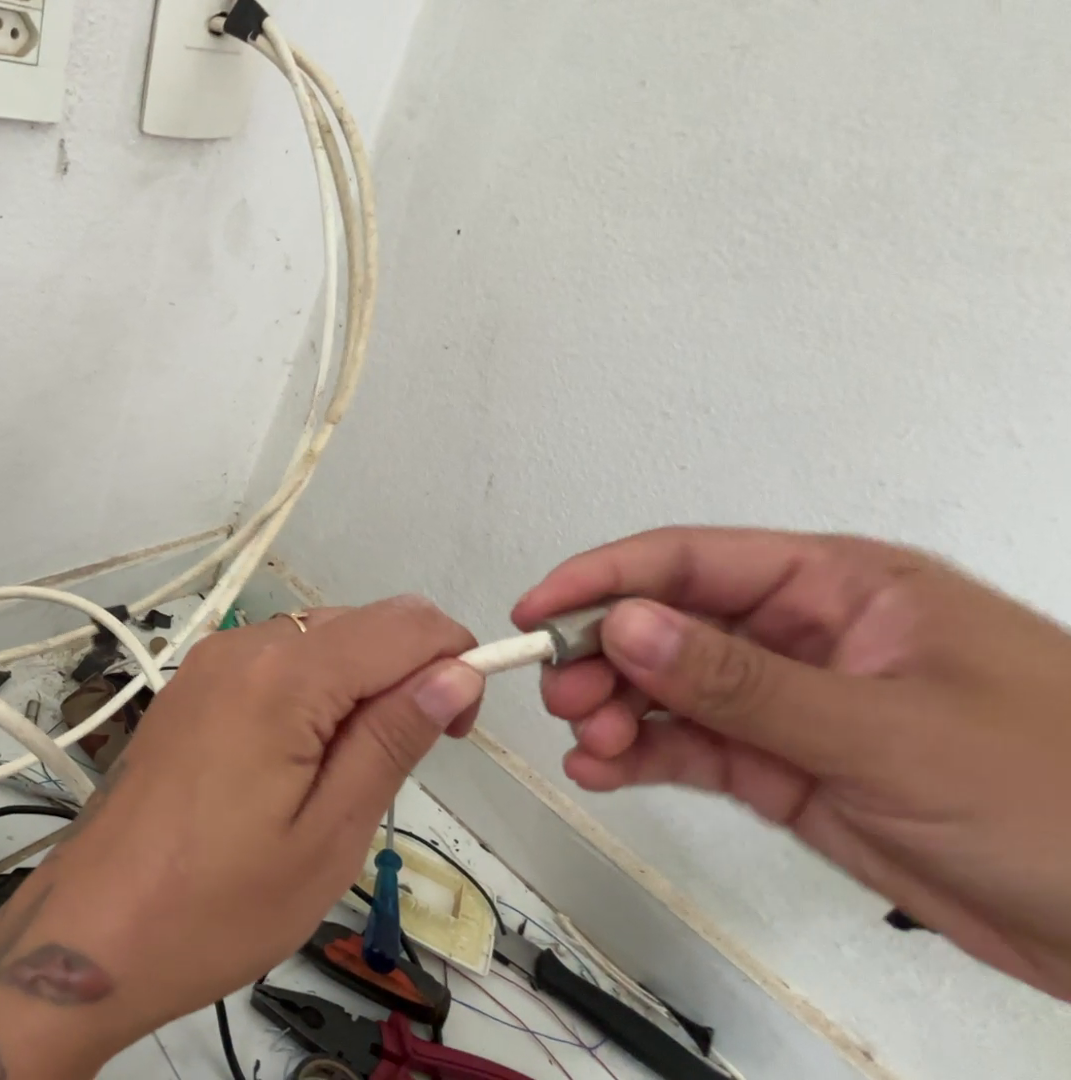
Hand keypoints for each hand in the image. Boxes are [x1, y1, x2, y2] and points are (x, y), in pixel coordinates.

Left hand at [0, 597, 485, 1078]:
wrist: (97, 928)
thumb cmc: (218, 903)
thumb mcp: (328, 834)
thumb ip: (392, 739)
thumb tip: (456, 672)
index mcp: (281, 675)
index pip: (404, 623)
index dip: (454, 661)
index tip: (457, 732)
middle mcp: (240, 647)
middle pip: (359, 623)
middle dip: (407, 672)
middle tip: (402, 763)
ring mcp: (207, 664)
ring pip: (317, 639)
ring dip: (357, 685)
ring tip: (345, 774)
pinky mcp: (189, 689)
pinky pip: (273, 663)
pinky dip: (310, 692)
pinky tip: (299, 760)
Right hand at [513, 527, 1070, 1000]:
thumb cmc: (1066, 802)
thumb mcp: (886, 732)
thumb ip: (741, 680)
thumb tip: (621, 624)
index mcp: (838, 590)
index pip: (687, 562)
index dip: (601, 580)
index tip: (535, 614)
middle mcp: (800, 638)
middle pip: (662, 626)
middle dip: (602, 659)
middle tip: (566, 700)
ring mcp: (787, 705)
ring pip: (665, 690)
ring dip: (615, 712)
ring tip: (593, 746)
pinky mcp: (782, 768)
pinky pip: (689, 747)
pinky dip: (640, 757)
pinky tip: (606, 771)